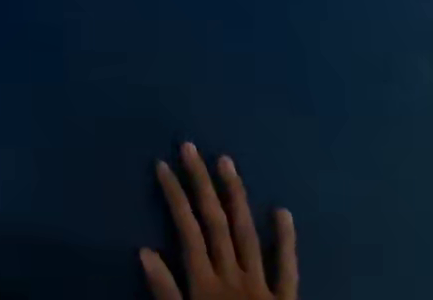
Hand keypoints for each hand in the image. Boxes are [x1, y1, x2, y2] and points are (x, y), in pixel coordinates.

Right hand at [141, 143, 297, 299]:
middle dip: (201, 182)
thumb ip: (165, 294)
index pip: (186, 229)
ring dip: (236, 196)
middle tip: (190, 148)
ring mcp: (262, 288)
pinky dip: (285, 240)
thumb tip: (144, 250)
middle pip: (215, 222)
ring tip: (227, 162)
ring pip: (247, 234)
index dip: (174, 195)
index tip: (162, 164)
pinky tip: (282, 211)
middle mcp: (233, 278)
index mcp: (206, 285)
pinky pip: (288, 269)